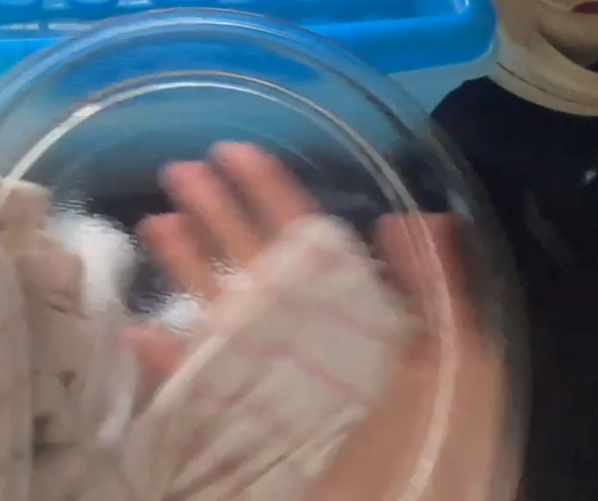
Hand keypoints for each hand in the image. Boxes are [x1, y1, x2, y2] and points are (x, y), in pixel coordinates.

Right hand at [134, 143, 515, 500]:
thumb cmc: (447, 447)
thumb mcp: (461, 361)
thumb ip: (438, 287)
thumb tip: (411, 215)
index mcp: (348, 307)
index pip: (302, 234)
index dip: (267, 190)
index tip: (233, 151)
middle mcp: (300, 329)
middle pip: (247, 256)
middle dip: (214, 210)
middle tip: (178, 170)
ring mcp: (264, 372)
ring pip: (214, 305)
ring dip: (184, 263)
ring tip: (155, 221)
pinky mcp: (237, 420)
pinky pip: (192, 385)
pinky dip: (162, 363)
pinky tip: (136, 333)